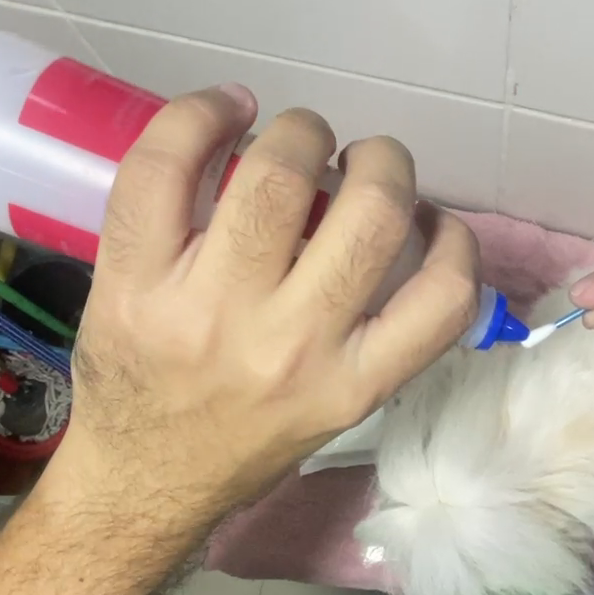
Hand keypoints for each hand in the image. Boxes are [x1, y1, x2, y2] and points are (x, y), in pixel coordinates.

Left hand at [45, 85, 481, 514]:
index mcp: (350, 384)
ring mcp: (208, 309)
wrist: (144, 483)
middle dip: (383, 161)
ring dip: (303, 131)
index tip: (432, 222)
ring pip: (279, 173)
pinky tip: (226, 111)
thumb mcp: (337, 412)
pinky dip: (202, 116)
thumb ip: (379, 338)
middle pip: (373, 210)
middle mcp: (291, 345)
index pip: (446, 296)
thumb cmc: (249, 448)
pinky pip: (166, 166)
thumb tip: (401, 235)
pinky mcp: (136, 279)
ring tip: (299, 140)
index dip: (458, 238)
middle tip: (361, 164)